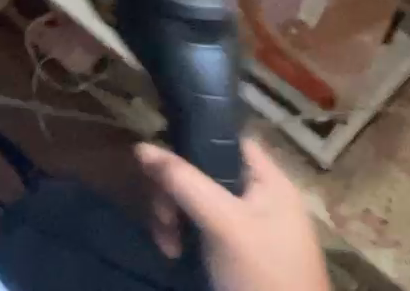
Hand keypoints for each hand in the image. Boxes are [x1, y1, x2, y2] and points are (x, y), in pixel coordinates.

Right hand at [137, 139, 329, 290]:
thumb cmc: (265, 275)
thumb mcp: (222, 223)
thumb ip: (182, 180)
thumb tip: (140, 146)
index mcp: (269, 183)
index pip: (226, 138)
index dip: (193, 134)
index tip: (160, 146)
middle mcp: (256, 196)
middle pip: (198, 167)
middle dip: (171, 188)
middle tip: (163, 213)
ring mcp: (242, 222)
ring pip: (189, 195)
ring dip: (169, 213)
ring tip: (167, 240)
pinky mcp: (228, 245)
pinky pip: (192, 221)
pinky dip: (176, 232)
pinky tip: (172, 251)